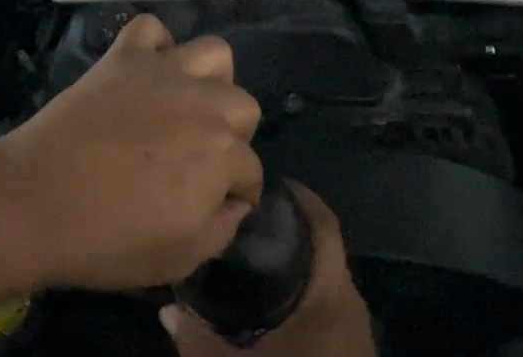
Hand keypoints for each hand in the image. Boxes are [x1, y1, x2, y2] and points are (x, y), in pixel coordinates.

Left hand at [0, 14, 263, 290]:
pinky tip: (145, 73)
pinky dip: (154, 45)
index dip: (238, 193)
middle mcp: (202, 103)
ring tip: (186, 105)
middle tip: (200, 158)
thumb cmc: (107, 240)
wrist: (35, 201)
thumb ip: (221, 229)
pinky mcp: (123, 55)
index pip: (251, 170)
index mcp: (221, 154)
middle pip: (243, 106)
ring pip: (214, 53)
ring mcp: (162, 71)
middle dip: (232, 135)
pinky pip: (150, 28)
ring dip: (209, 79)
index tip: (218, 205)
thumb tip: (233, 203)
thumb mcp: (180, 259)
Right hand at [159, 184, 375, 356]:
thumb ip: (200, 340)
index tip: (265, 182)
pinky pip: (329, 306)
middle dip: (290, 228)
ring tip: (253, 254)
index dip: (299, 196)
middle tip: (246, 218)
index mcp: (331, 294)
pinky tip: (273, 303)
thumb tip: (167, 312)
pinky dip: (304, 293)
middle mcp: (351, 302)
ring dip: (298, 262)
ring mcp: (355, 330)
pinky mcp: (352, 351)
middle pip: (324, 247)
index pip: (324, 223)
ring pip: (328, 278)